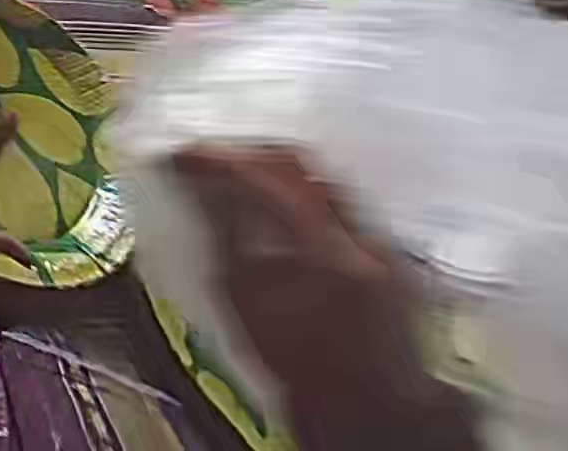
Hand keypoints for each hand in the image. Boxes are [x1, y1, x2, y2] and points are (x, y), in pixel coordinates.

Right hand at [174, 146, 455, 439]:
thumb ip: (222, 230)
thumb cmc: (294, 359)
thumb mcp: (243, 296)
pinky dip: (295, 188)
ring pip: (320, 177)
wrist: (370, 416)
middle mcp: (363, 238)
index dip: (216, 159)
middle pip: (298, 164)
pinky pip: (334, 199)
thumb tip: (193, 181)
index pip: (263, 179)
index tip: (180, 152)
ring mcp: (382, 245)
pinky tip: (270, 199)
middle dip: (245, 152)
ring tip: (233, 172)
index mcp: (326, 253)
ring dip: (271, 168)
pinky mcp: (387, 253)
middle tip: (206, 156)